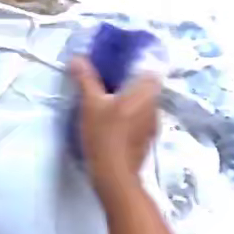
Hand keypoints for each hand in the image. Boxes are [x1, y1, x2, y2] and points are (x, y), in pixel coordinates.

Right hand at [70, 56, 161, 198]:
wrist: (115, 175)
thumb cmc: (104, 135)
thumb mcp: (90, 104)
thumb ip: (85, 78)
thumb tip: (77, 58)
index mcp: (146, 91)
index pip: (149, 67)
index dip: (134, 63)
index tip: (115, 65)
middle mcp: (155, 105)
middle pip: (145, 85)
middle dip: (127, 81)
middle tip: (105, 81)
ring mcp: (153, 123)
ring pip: (143, 102)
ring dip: (128, 99)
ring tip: (106, 100)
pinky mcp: (148, 138)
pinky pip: (140, 117)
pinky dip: (129, 115)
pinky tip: (112, 121)